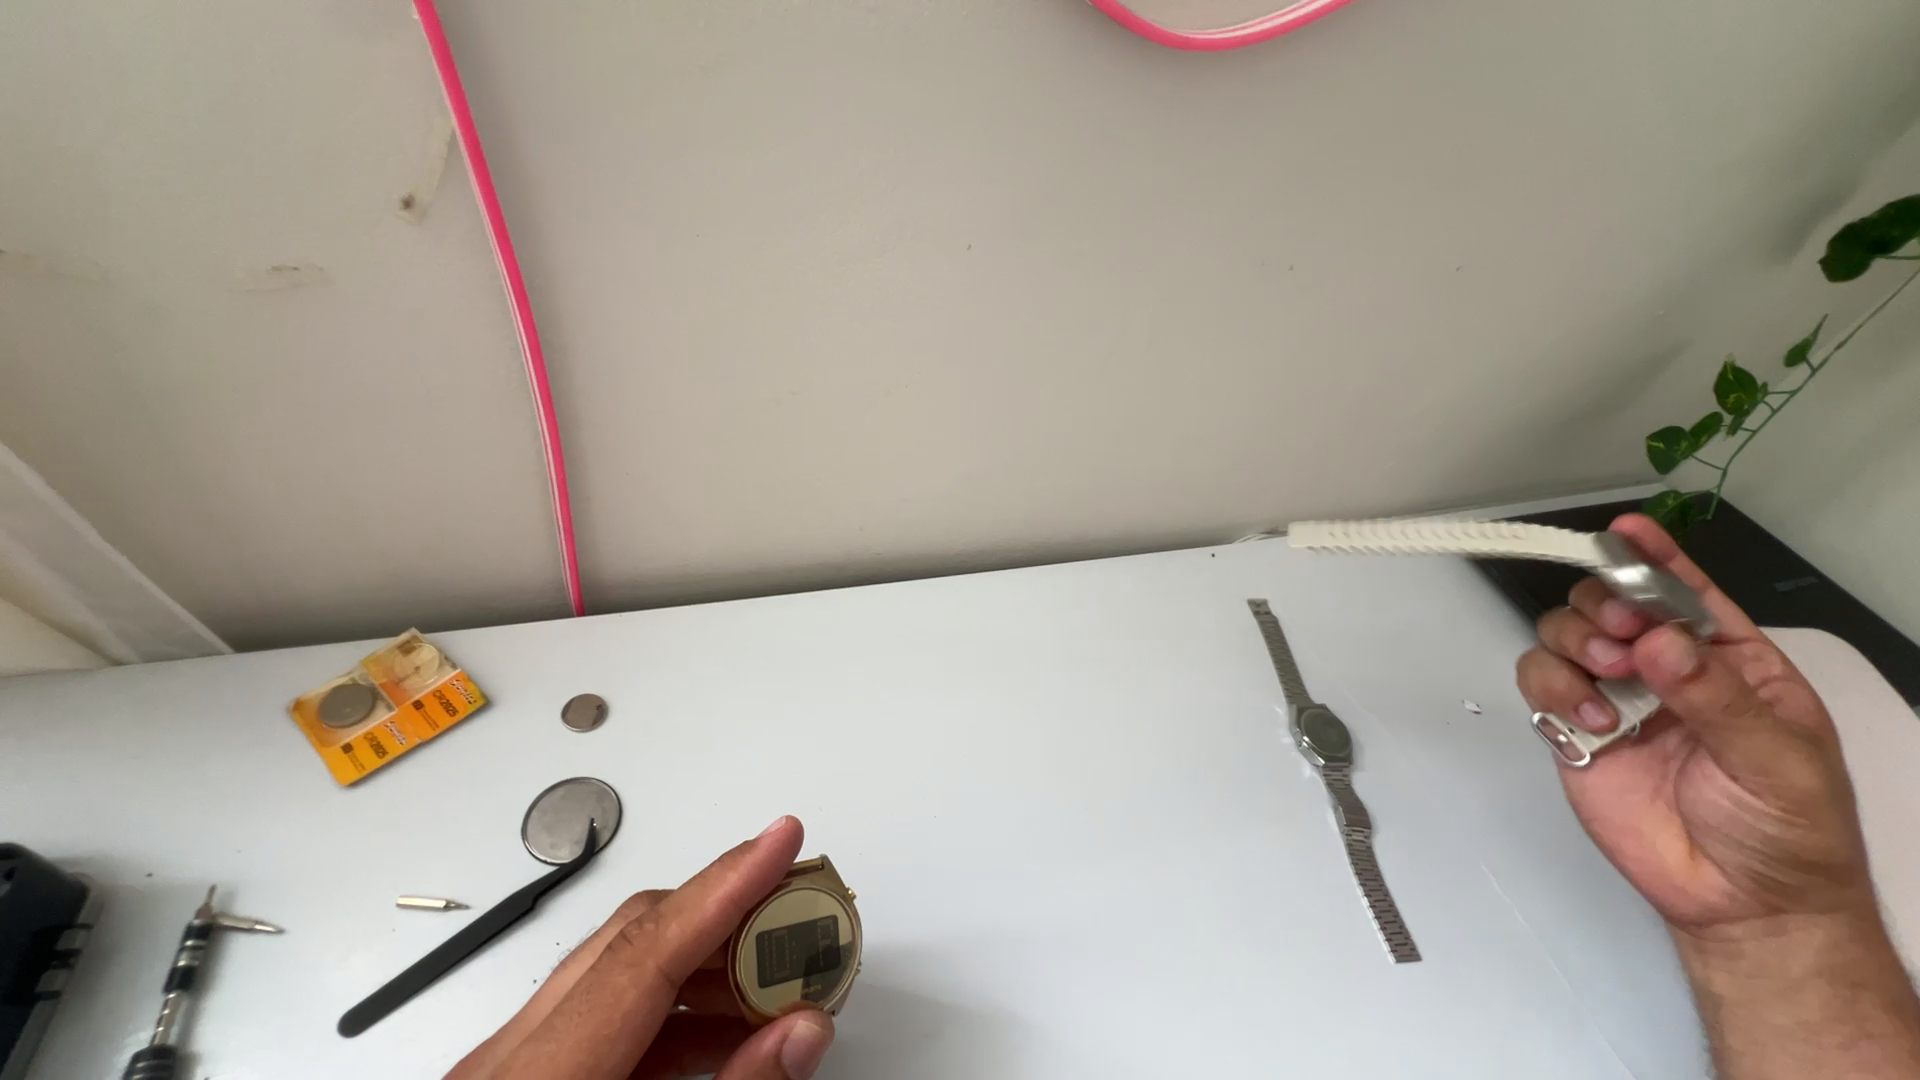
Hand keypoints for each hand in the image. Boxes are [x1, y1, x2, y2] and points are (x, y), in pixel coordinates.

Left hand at [445, 816, 835, 1079]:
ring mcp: (505, 1071)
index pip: (643, 952)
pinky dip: (678, 1012)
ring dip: (708, 965)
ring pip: (622, 971)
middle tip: (802, 910)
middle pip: (632, 940)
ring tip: (780, 983)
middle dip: (727, 914)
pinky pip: (610, 1019)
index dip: (724, 887)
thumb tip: (807, 1026)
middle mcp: (506, 1063)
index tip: (784, 836)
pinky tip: (729, 1037)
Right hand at [1515, 514, 1875, 932]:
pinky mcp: (1569, 726)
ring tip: (1605, 685)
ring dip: (1573, 645)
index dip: (1654, 558)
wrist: (1736, 902)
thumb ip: (1718, 699)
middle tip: (1618, 642)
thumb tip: (1660, 643)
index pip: (1687, 594)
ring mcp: (1610, 694)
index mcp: (1728, 662)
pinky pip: (1537, 679)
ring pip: (1562, 633)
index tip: (1626, 531)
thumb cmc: (1786, 830)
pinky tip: (1589, 723)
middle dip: (1602, 609)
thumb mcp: (1778, 762)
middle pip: (1606, 602)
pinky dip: (1552, 690)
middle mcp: (1661, 668)